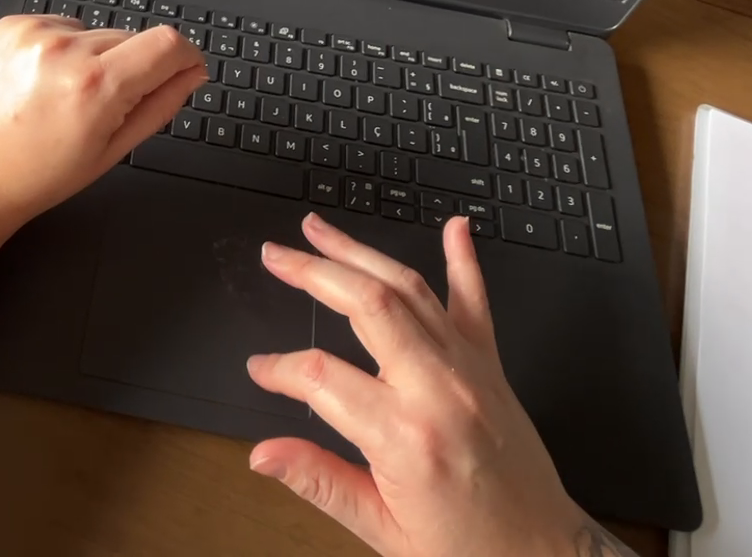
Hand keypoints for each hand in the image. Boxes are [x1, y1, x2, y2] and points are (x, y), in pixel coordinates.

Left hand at [0, 14, 204, 256]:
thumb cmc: (38, 175)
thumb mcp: (113, 150)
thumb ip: (161, 105)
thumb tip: (192, 73)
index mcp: (95, 87)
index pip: (167, 43)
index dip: (185, 57)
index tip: (183, 69)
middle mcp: (65, 50)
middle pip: (132, 37)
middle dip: (132, 68)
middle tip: (103, 106)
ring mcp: (34, 33)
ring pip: (98, 32)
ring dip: (96, 57)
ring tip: (66, 96)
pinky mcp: (13, 25)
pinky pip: (64, 27)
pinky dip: (65, 50)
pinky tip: (44, 82)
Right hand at [246, 214, 629, 556]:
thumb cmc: (468, 554)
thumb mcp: (383, 533)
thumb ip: (318, 481)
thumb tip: (261, 454)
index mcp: (407, 437)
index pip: (323, 378)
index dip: (281, 369)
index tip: (260, 371)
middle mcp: (439, 389)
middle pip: (367, 303)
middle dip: (314, 270)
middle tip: (275, 254)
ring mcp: (469, 369)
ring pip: (409, 288)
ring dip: (359, 252)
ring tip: (319, 230)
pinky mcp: (491, 365)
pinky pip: (476, 301)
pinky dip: (464, 260)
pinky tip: (455, 228)